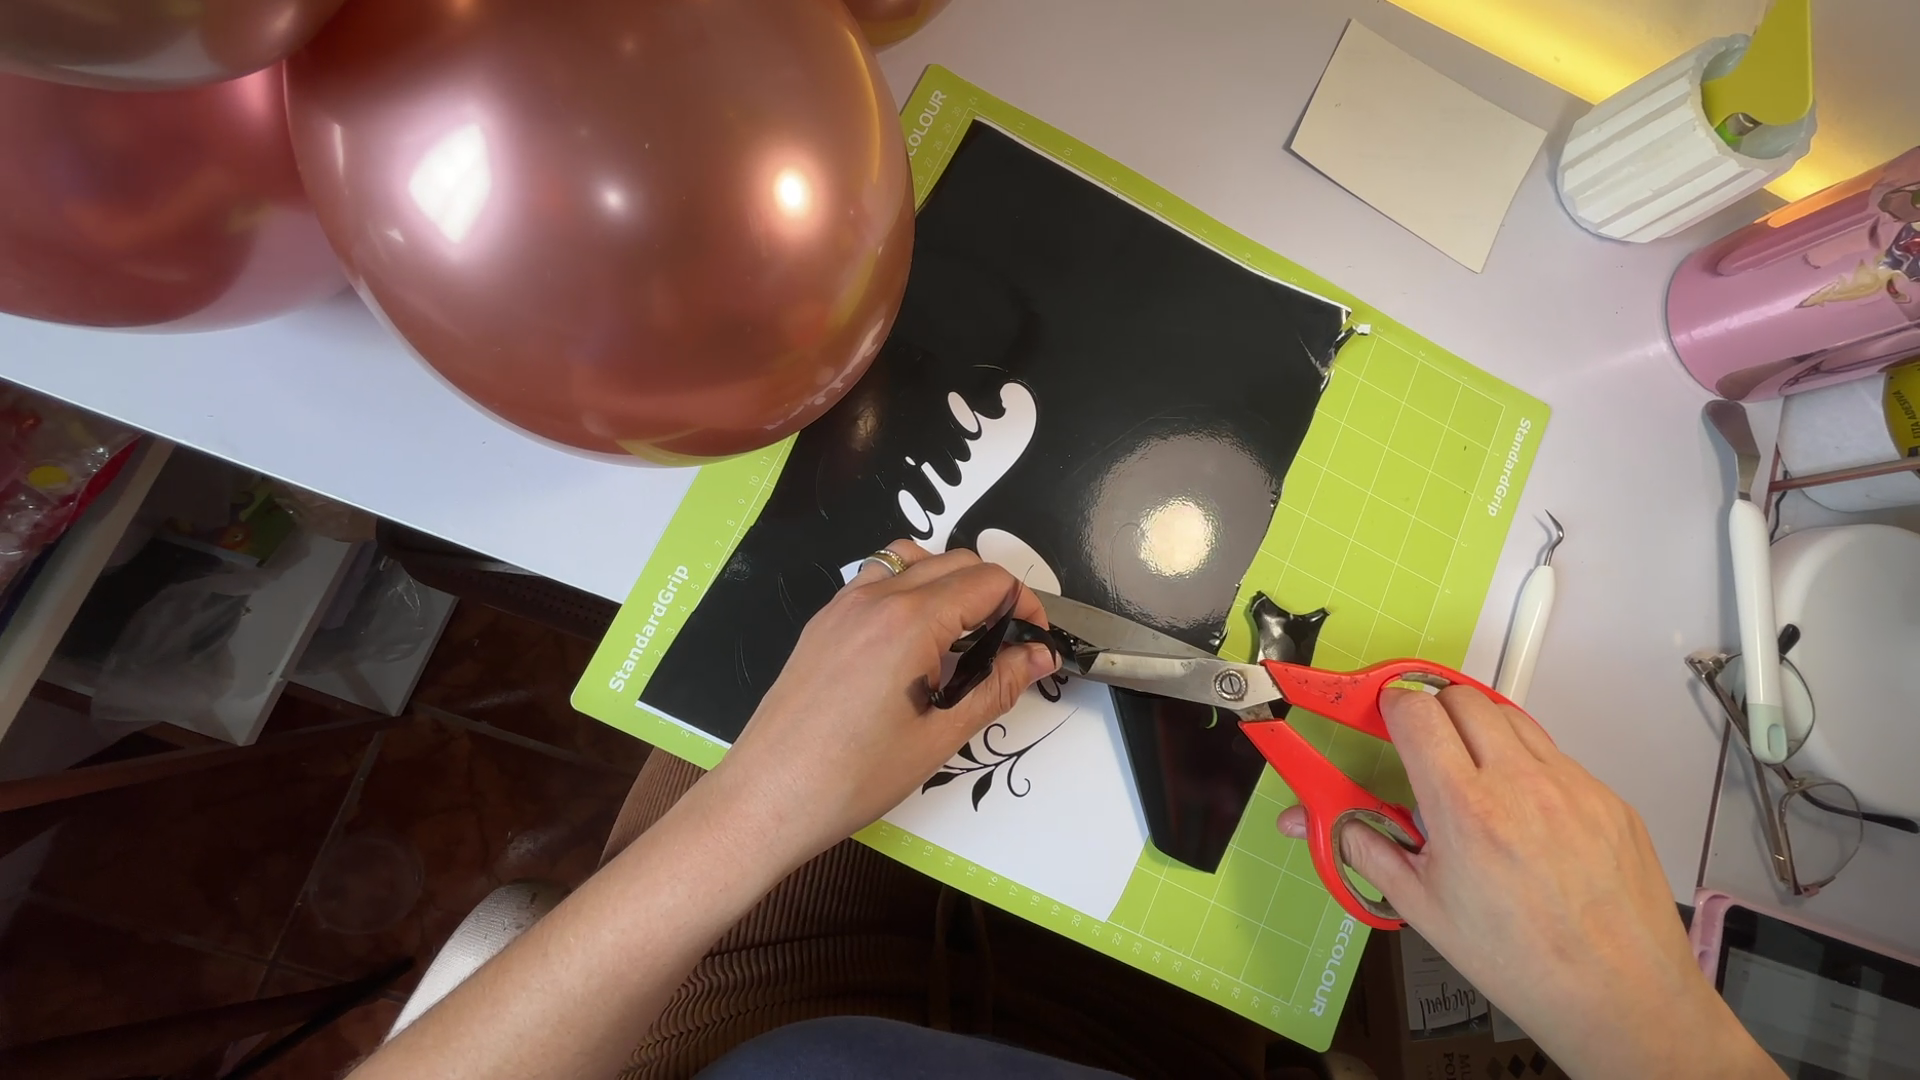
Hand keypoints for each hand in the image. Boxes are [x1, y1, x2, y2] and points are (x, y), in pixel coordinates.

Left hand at [706, 539, 1058, 866]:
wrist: (766, 798)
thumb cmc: (855, 777)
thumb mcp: (939, 737)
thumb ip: (997, 686)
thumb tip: (1040, 655)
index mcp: (910, 621)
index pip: (988, 581)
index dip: (1024, 606)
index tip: (1034, 641)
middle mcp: (875, 596)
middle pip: (955, 561)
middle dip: (993, 593)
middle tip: (1005, 645)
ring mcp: (842, 604)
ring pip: (911, 558)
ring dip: (947, 581)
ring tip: (956, 635)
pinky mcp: (822, 621)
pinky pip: (875, 579)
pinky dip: (906, 589)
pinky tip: (907, 642)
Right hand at [1279, 688, 1779, 1077]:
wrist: (1627, 1004)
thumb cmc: (1519, 961)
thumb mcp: (1420, 907)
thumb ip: (1363, 848)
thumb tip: (1317, 819)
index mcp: (1465, 809)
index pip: (1416, 711)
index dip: (1392, 705)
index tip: (1385, 717)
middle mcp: (1521, 785)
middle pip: (1461, 696)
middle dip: (1432, 707)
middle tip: (1422, 739)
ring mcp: (1573, 788)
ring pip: (1509, 714)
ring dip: (1478, 724)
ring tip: (1470, 766)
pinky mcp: (1609, 799)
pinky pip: (1553, 753)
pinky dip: (1524, 760)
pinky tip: (1521, 806)